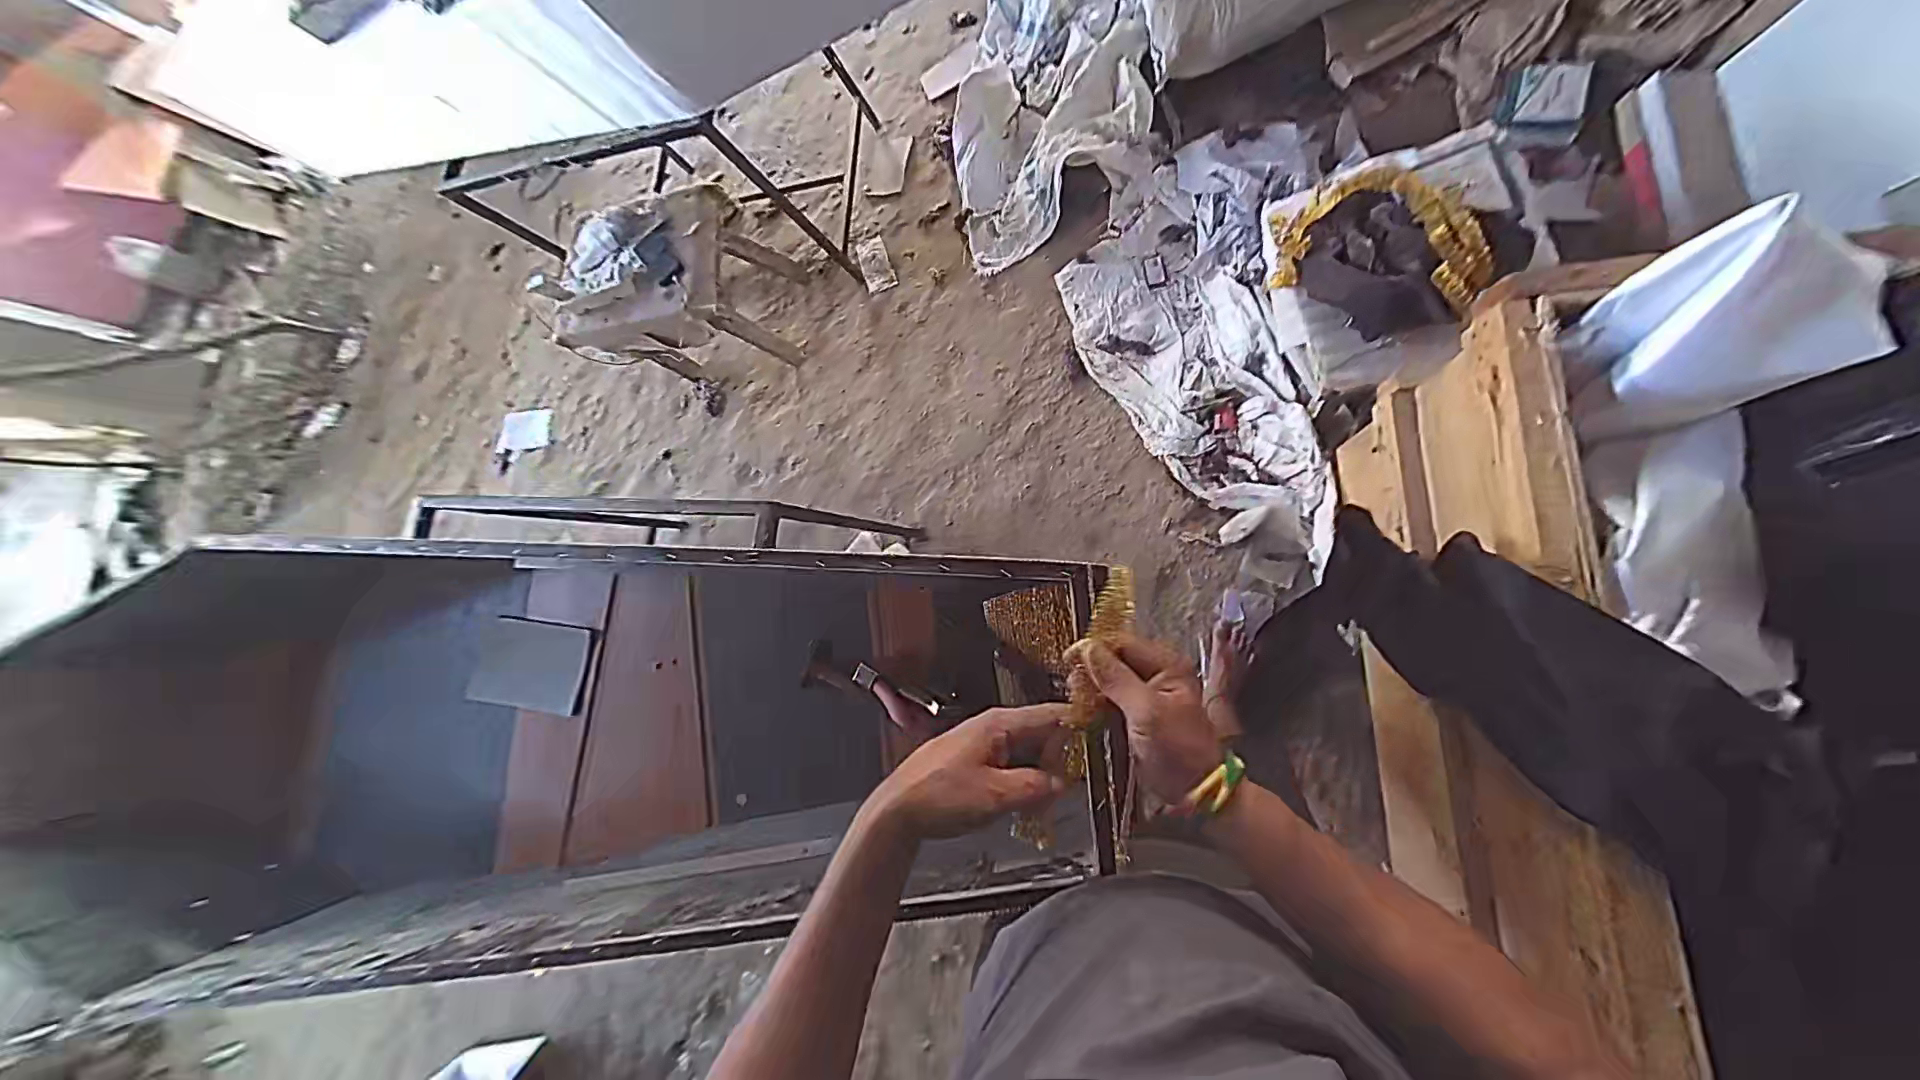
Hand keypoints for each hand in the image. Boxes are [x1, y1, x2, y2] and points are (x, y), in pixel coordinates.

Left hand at [868, 704, 1070, 840]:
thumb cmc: (938, 796)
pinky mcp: (974, 761)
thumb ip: (1036, 788)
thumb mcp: (995, 796)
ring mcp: (982, 743)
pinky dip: (1024, 781)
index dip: (1078, 722)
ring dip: (1042, 774)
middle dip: (1061, 758)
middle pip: (1040, 734)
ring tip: (1051, 800)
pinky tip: (1027, 804)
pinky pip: (1010, 764)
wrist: (896, 812)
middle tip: (1076, 785)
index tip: (1102, 732)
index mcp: (998, 724)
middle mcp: (992, 727)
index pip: (1050, 714)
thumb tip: (1063, 783)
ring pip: (1026, 753)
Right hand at [1074, 634, 1225, 803]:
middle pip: (1114, 658)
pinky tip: (1085, 710)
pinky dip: (1095, 702)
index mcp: (1167, 665)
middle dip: (1091, 669)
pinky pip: (1109, 698)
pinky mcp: (1135, 713)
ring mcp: (1145, 694)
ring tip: (1078, 700)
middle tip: (1073, 684)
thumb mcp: (1146, 711)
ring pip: (1108, 678)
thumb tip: (1088, 648)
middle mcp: (1156, 674)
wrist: (1194, 792)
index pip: (1123, 643)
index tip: (1069, 658)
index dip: (1095, 648)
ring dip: (1090, 687)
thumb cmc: (1177, 750)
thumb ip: (1116, 678)